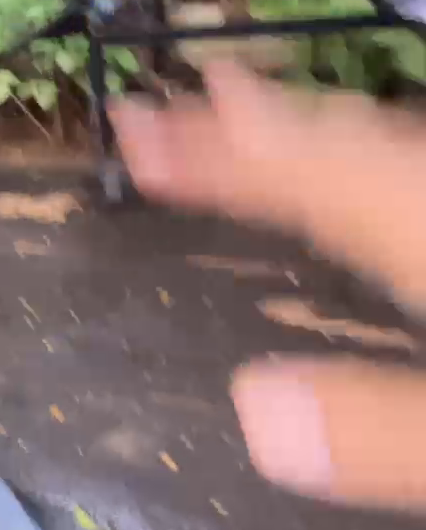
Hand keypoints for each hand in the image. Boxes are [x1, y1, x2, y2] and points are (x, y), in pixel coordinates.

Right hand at [113, 62, 425, 510]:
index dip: (206, 155)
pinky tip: (377, 154)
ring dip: (309, 128)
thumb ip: (392, 430)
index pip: (302, 182)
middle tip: (166, 99)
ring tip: (244, 103)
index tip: (130, 132)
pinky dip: (384, 154)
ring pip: (400, 151)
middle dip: (243, 124)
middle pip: (343, 149)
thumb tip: (252, 417)